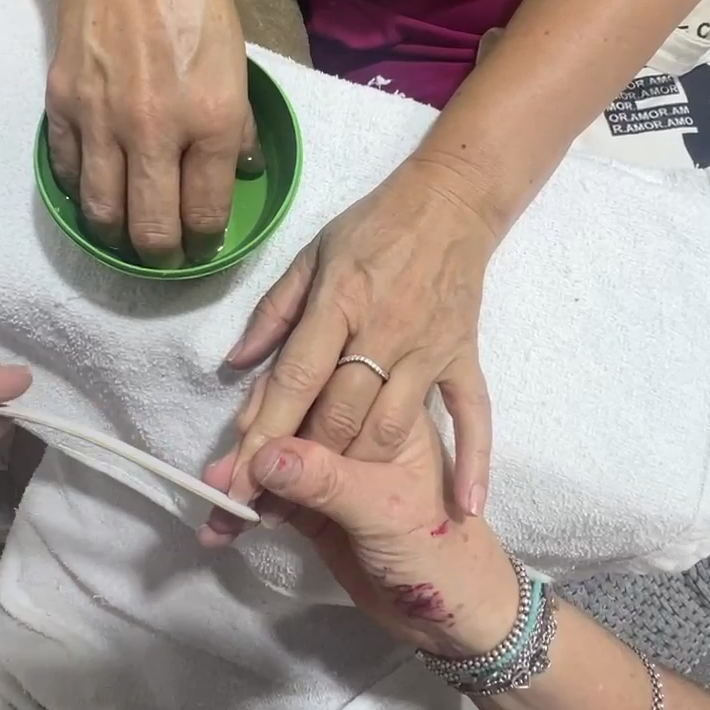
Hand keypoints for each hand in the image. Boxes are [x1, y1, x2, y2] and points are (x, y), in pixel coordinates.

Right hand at [45, 0, 255, 266]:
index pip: (206, 213)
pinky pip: (69, 174)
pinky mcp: (62, 103)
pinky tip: (96, 193)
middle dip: (164, 255)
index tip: (204, 246)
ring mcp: (103, 120)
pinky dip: (83, 193)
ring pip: (104, 214)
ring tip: (130, 236)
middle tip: (169, 254)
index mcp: (212, 119)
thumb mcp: (236, 57)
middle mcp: (157, 131)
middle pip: (153, 230)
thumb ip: (239, 123)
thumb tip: (244, 169)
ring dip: (118, 237)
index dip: (206, 242)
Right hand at [202, 377, 519, 657]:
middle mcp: (353, 424)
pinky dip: (243, 507)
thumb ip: (328, 481)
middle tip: (220, 481)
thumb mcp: (384, 511)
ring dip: (240, 478)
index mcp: (384, 408)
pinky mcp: (311, 496)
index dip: (279, 408)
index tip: (247, 444)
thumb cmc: (438, 551)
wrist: (451, 614)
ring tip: (215, 507)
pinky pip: (268, 492)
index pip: (323, 386)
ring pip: (273, 451)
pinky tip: (220, 528)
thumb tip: (265, 455)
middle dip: (250, 446)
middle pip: (289, 413)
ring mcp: (330, 460)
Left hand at [218, 156, 500, 536]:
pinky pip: (473, 413)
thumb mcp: (312, 255)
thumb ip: (273, 312)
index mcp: (339, 300)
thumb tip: (234, 364)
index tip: (236, 480)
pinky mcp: (464, 355)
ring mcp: (429, 347)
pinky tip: (465, 506)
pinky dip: (474, 459)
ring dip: (354, 469)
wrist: (451, 203)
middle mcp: (383, 330)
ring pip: (389, 426)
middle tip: (266, 504)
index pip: (296, 378)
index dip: (264, 432)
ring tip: (321, 505)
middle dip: (297, 465)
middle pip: (337, 413)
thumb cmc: (374, 226)